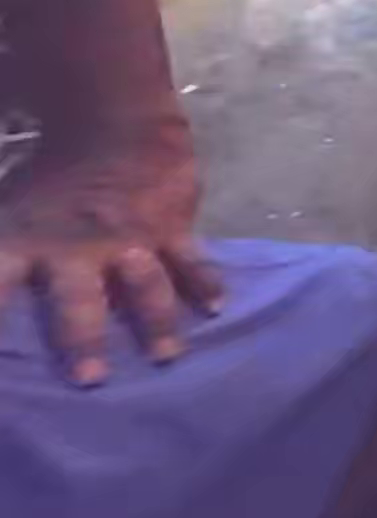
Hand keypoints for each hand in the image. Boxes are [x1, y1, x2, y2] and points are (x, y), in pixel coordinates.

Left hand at [0, 122, 221, 385]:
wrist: (118, 136)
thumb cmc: (49, 179)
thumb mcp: (1, 214)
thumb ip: (3, 252)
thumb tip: (2, 287)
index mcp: (16, 247)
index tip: (2, 375)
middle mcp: (75, 251)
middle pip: (78, 304)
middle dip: (83, 342)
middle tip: (90, 381)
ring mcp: (132, 241)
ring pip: (146, 289)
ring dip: (155, 324)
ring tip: (165, 356)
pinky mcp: (172, 230)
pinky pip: (192, 262)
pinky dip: (204, 285)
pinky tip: (215, 308)